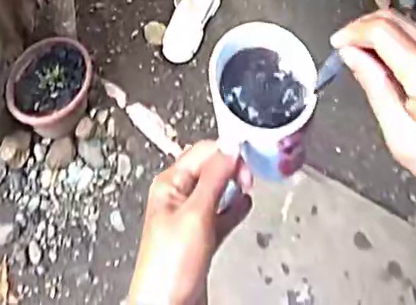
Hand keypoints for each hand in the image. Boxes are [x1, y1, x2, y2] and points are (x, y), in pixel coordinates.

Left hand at [127, 141, 252, 304]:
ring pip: (217, 190)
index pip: (203, 152)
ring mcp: (190, 218)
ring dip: (233, 186)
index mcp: (170, 183)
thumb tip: (230, 147)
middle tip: (248, 177)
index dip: (226, 153)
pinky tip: (244, 205)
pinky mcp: (201, 238)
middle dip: (231, 168)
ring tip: (248, 186)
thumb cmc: (168, 268)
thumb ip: (214, 178)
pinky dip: (234, 208)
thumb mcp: (195, 214)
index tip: (246, 160)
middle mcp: (178, 197)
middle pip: (210, 169)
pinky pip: (221, 214)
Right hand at [333, 11, 415, 234]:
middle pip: (395, 19)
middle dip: (363, 28)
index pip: (383, 31)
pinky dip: (400, 41)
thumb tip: (351, 55)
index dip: (353, 32)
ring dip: (381, 33)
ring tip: (365, 59)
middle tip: (346, 49)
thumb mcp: (403, 140)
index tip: (337, 45)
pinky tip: (392, 64)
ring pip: (408, 24)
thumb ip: (375, 88)